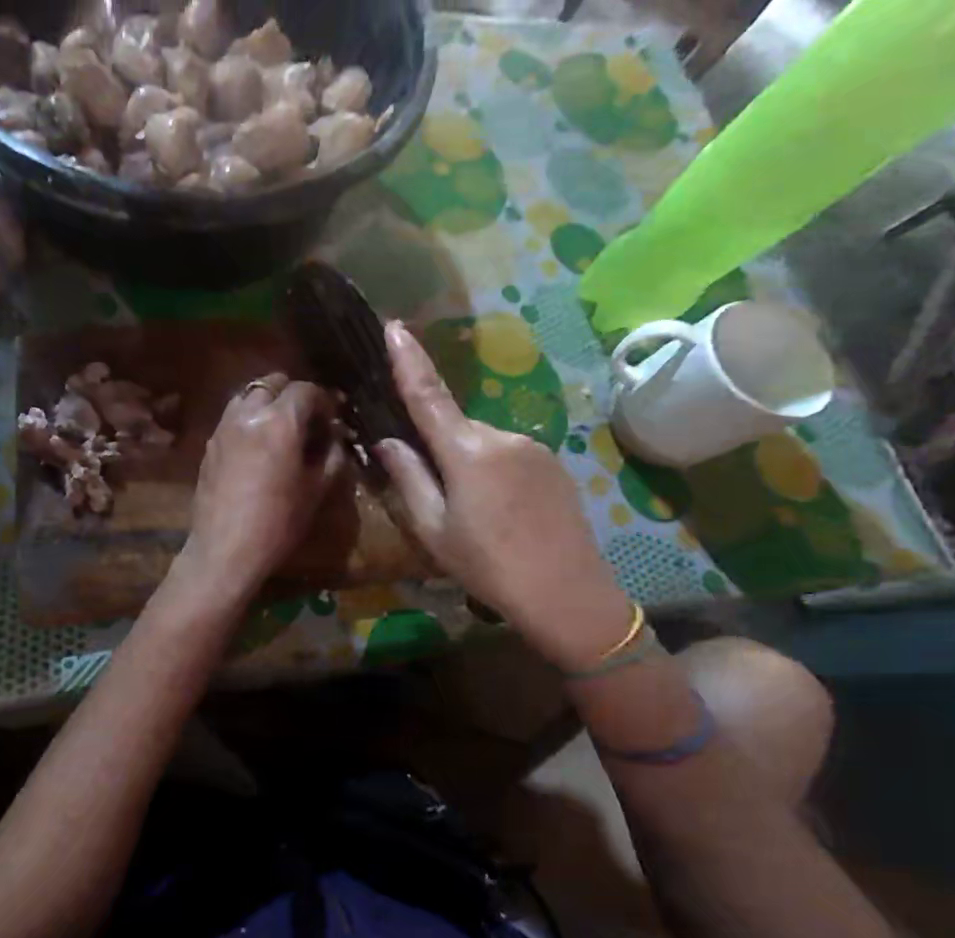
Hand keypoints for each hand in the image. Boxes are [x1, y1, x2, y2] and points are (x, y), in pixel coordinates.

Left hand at [176, 374, 345, 606]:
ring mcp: (223, 427)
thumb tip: (336, 436)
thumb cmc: (278, 523)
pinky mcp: (209, 445)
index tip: (333, 420)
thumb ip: (332, 454)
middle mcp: (247, 414)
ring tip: (280, 429)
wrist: (224, 550)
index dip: (325, 401)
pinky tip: (257, 446)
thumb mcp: (317, 490)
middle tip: (308, 420)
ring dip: (267, 402)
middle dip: (294, 395)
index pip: (306, 390)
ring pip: (248, 394)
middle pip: (273, 383)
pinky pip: (232, 417)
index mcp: (279, 421)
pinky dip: (248, 418)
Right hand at [376, 321, 634, 669]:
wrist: (567, 593)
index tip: (393, 326)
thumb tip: (387, 440)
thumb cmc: (488, 566)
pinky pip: (505, 455)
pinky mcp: (552, 464)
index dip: (408, 360)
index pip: (428, 395)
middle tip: (429, 495)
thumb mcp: (433, 529)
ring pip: (479, 444)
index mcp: (467, 451)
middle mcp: (502, 436)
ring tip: (468, 515)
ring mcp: (533, 447)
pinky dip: (489, 473)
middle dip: (434, 447)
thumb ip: (408, 478)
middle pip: (453, 427)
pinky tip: (496, 513)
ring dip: (463, 465)